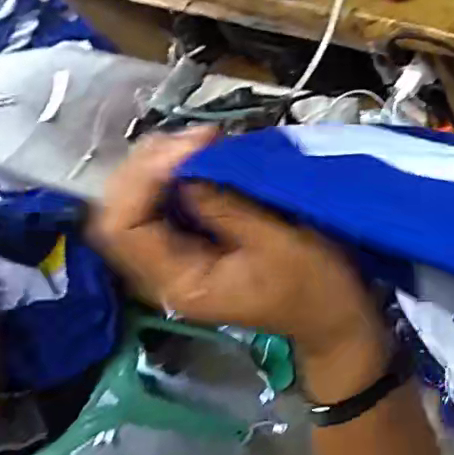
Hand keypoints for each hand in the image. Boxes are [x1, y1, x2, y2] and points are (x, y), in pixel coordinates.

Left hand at [88, 128, 385, 398]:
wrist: (334, 317)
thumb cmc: (315, 284)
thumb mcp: (278, 242)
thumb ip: (227, 207)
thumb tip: (187, 171)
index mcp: (182, 282)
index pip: (126, 228)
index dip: (145, 178)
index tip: (194, 146)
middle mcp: (164, 275)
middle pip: (119, 214)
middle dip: (149, 165)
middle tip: (199, 136)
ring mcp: (175, 262)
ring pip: (135, 206)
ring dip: (159, 166)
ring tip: (199, 140)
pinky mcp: (191, 250)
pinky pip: (160, 208)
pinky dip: (173, 177)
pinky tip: (199, 157)